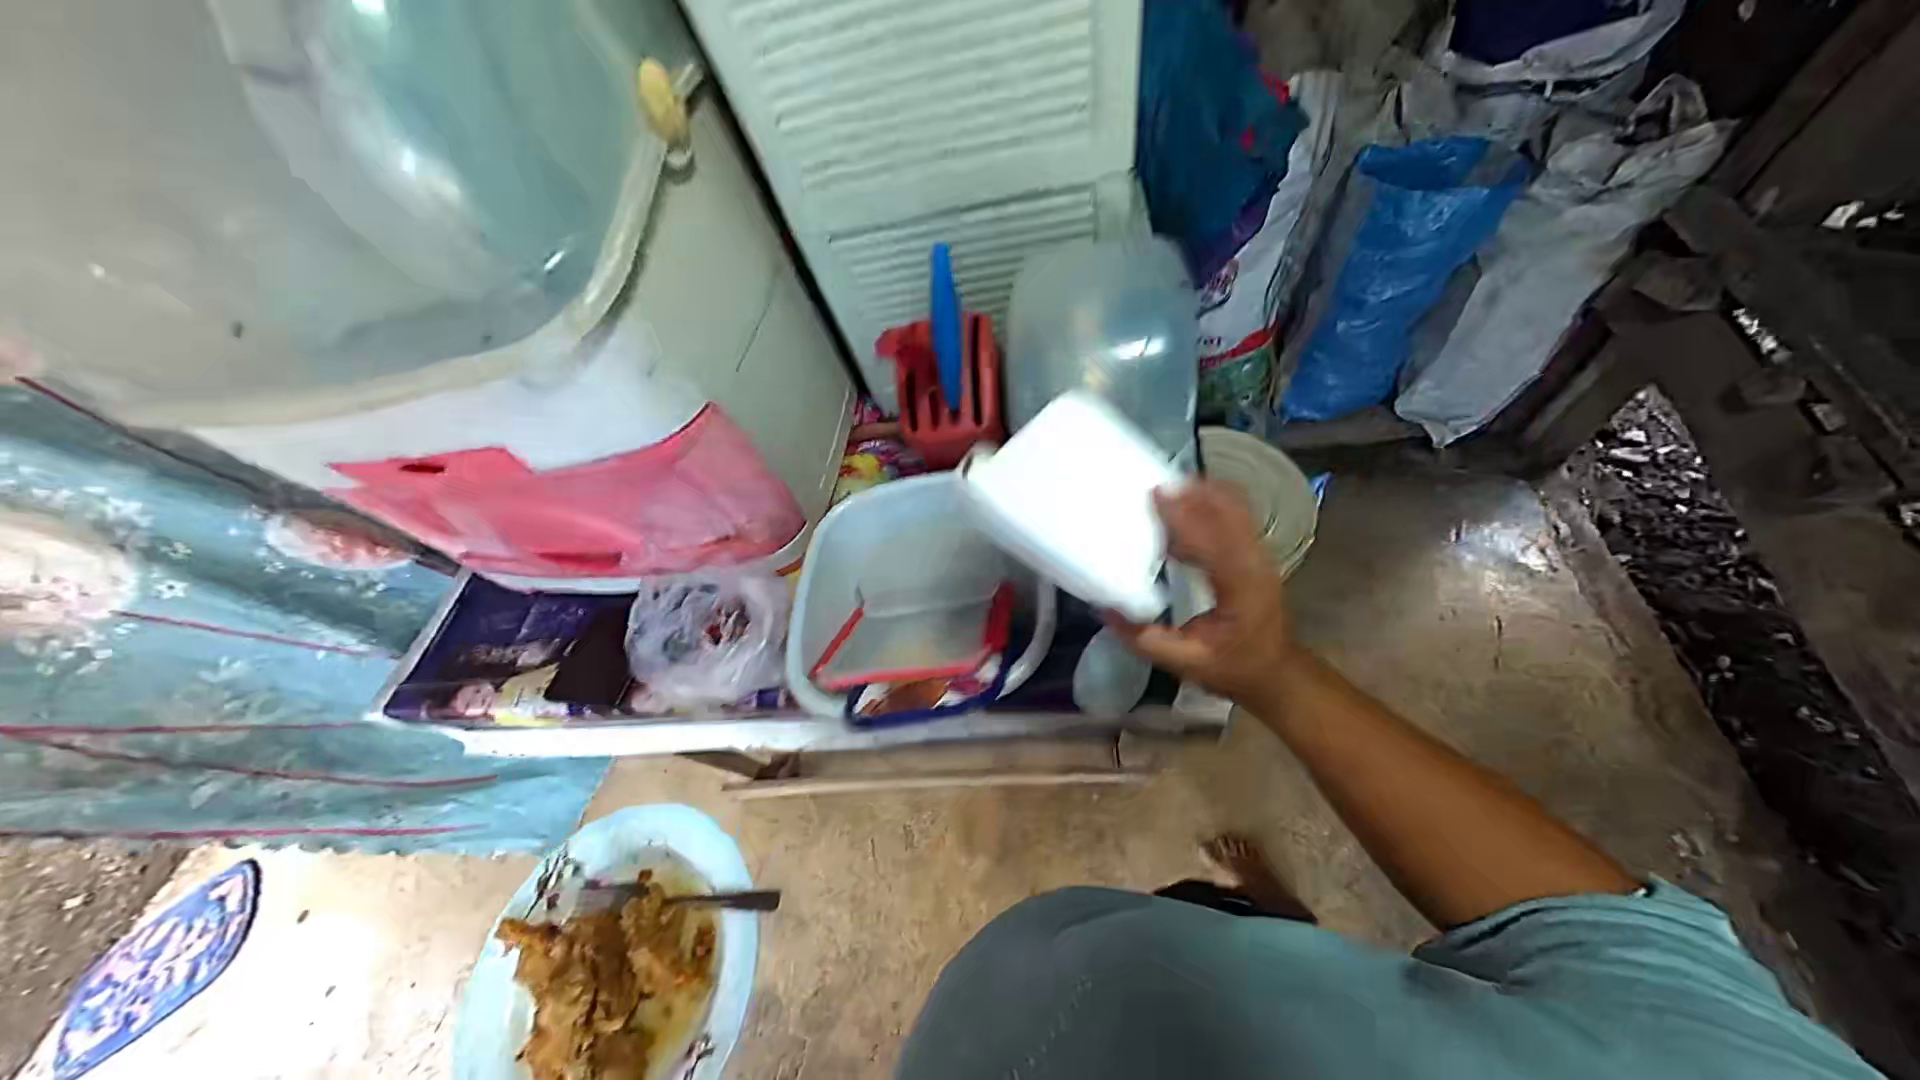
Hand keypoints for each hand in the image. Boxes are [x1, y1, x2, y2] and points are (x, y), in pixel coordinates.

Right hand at [1107, 480, 1297, 702]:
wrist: (1275, 671)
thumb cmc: (1232, 667)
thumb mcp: (1184, 663)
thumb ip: (1144, 639)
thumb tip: (1105, 608)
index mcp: (1242, 591)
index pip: (1215, 544)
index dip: (1186, 518)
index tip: (1156, 497)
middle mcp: (1257, 565)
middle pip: (1231, 513)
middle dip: (1194, 494)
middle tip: (1155, 486)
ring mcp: (1261, 555)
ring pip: (1236, 509)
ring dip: (1202, 494)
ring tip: (1166, 491)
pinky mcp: (1256, 552)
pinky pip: (1235, 516)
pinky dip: (1209, 504)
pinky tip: (1182, 508)